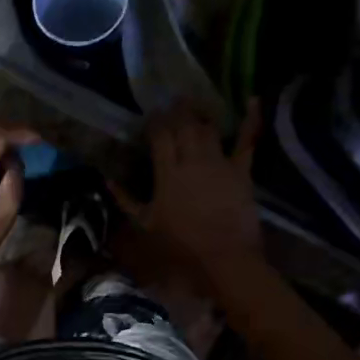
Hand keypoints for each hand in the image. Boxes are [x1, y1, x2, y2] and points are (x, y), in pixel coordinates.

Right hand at [112, 102, 264, 276]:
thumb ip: (125, 199)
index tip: (151, 114)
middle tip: (172, 102)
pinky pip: (247, 141)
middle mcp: (192, 160)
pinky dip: (251, 121)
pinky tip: (252, 101)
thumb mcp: (146, 223)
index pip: (160, 136)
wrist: (225, 259)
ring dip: (200, 115)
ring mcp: (219, 163)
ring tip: (194, 106)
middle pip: (183, 126)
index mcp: (167, 172)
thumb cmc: (181, 245)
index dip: (155, 121)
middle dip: (176, 111)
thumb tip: (107, 180)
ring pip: (208, 129)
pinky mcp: (242, 170)